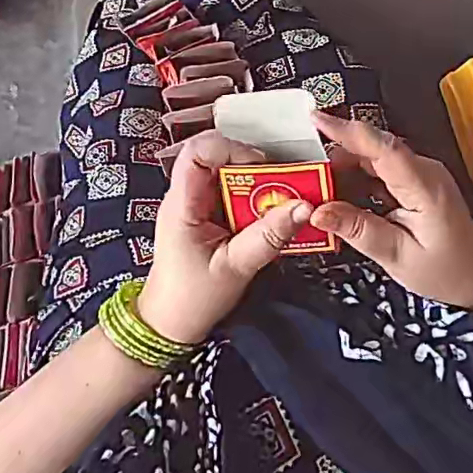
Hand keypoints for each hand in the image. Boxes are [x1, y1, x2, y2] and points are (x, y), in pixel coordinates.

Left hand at [134, 131, 312, 345]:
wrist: (169, 323)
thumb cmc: (192, 298)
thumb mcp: (235, 268)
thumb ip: (268, 237)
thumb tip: (303, 207)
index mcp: (181, 204)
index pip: (197, 151)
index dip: (230, 148)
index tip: (262, 166)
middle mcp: (185, 195)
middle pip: (216, 157)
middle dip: (253, 165)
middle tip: (283, 184)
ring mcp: (194, 203)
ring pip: (227, 173)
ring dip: (257, 182)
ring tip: (281, 199)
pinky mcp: (206, 213)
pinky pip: (232, 191)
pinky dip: (254, 196)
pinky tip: (269, 213)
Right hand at [309, 111, 472, 309]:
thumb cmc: (446, 270)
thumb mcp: (397, 257)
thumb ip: (358, 230)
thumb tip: (320, 210)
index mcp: (424, 187)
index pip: (383, 147)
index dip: (347, 130)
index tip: (317, 119)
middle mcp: (423, 170)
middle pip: (372, 146)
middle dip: (334, 150)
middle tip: (305, 168)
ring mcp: (418, 171)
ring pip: (371, 155)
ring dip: (341, 165)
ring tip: (316, 185)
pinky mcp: (412, 177)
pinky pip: (377, 166)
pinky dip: (354, 174)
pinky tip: (337, 191)